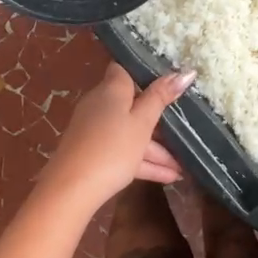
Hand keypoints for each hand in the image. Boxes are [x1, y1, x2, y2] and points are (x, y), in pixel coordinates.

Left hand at [41, 63, 194, 206]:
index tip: (169, 82)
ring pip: (131, 132)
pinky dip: (144, 161)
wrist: (71, 188)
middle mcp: (100, 104)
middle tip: (186, 128)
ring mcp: (95, 130)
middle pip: (133, 105)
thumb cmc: (112, 147)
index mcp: (111, 89)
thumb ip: (161, 97)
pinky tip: (169, 177)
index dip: (144, 73)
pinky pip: (123, 151)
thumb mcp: (142, 122)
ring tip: (183, 166)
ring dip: (157, 149)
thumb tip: (184, 72)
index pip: (124, 70)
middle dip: (159, 120)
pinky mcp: (94, 152)